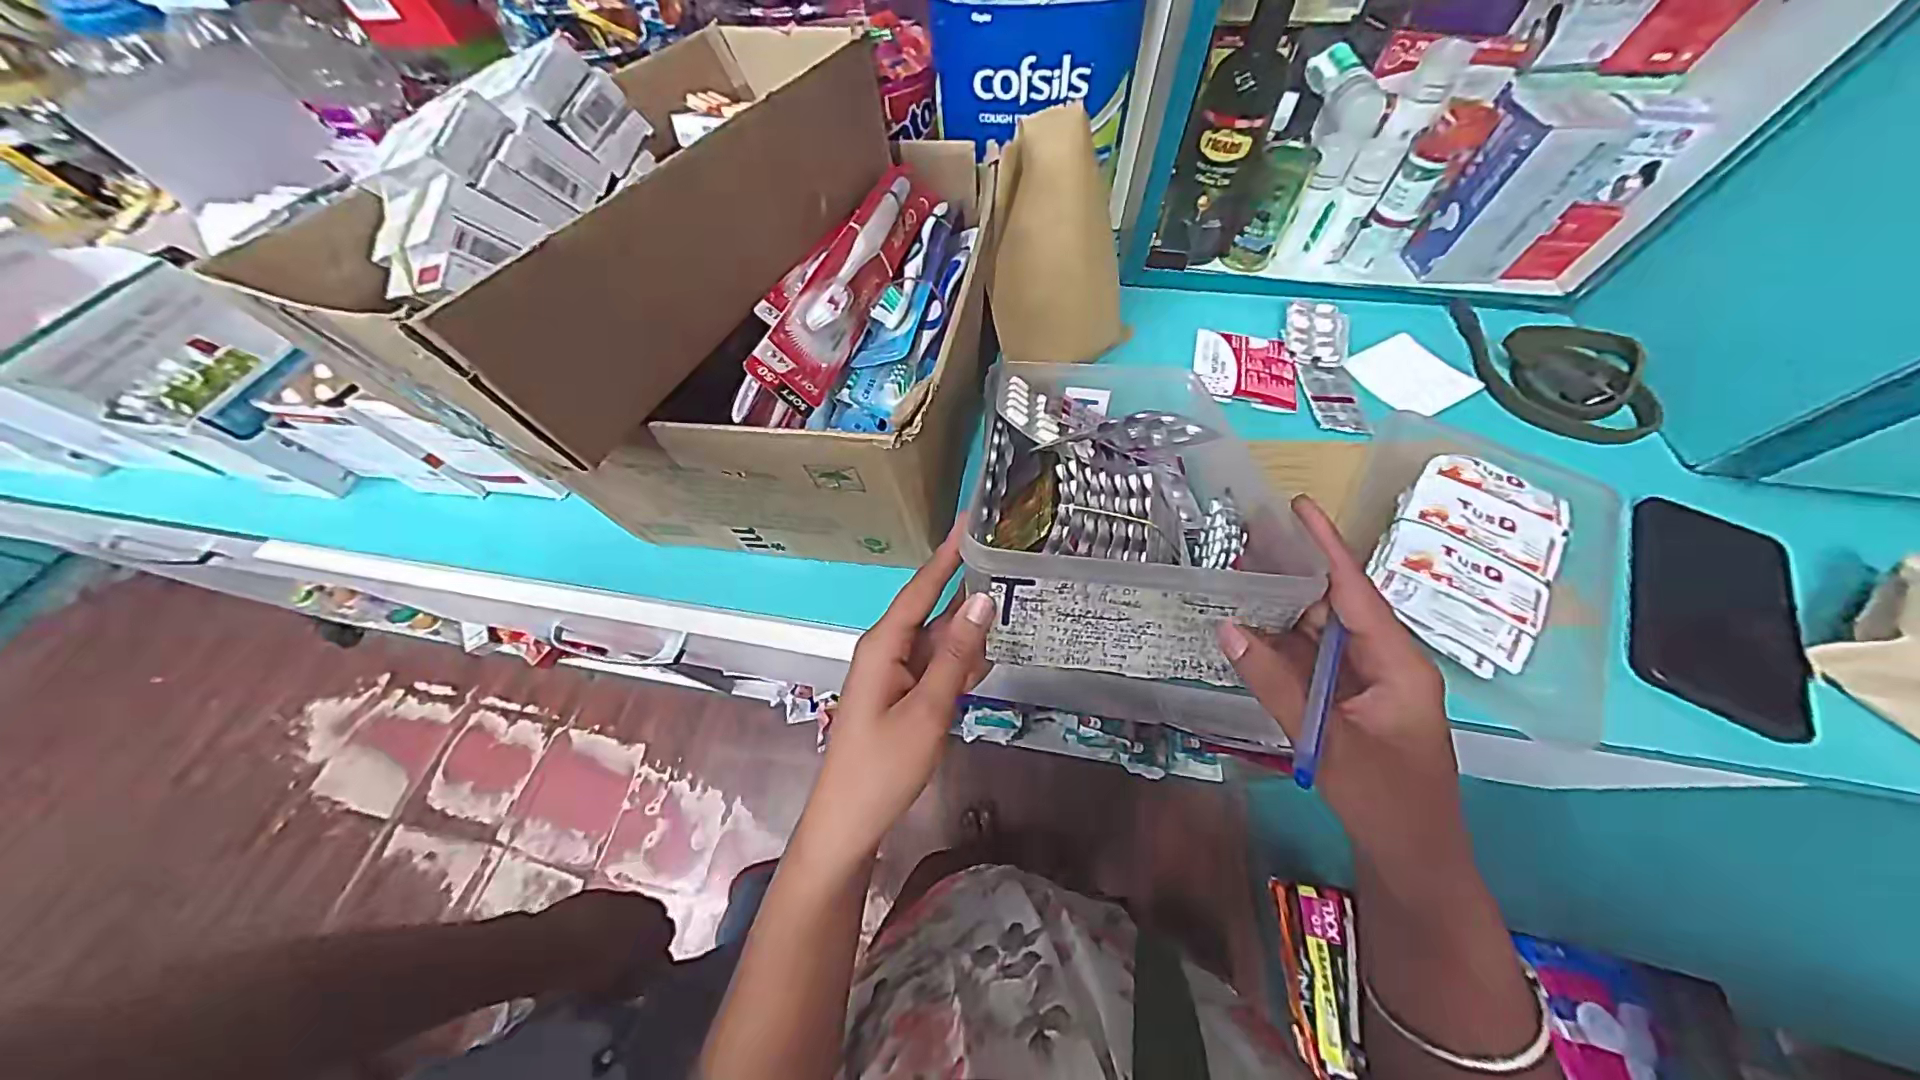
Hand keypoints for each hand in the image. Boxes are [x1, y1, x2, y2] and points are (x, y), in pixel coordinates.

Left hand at [527, 889, 673, 998]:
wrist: (548, 948)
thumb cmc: (589, 973)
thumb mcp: (620, 987)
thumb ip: (639, 982)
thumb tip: (644, 984)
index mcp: (658, 928)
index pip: (666, 937)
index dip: (655, 952)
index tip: (642, 967)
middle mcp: (645, 905)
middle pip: (650, 918)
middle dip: (640, 934)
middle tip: (624, 957)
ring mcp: (618, 896)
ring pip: (628, 911)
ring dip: (620, 926)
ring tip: (602, 950)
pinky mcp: (594, 894)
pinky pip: (606, 908)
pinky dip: (601, 921)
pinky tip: (586, 940)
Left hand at [802, 529, 993, 862]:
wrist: (850, 822)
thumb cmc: (882, 767)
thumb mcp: (927, 709)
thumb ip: (956, 655)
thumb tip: (982, 601)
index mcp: (883, 644)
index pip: (920, 587)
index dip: (947, 553)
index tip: (970, 519)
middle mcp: (887, 650)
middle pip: (933, 611)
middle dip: (967, 593)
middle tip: (1009, 567)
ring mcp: (895, 674)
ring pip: (939, 642)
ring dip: (968, 637)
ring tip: (1010, 614)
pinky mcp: (903, 695)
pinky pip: (936, 668)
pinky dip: (960, 666)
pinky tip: (985, 665)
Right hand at [1215, 495, 1464, 867]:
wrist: (1413, 860)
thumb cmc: (1385, 801)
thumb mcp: (1325, 740)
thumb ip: (1275, 683)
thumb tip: (1228, 629)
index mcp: (1397, 664)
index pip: (1356, 592)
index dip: (1327, 546)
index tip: (1300, 506)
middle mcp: (1384, 663)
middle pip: (1337, 605)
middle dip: (1296, 572)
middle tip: (1249, 541)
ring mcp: (1366, 683)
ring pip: (1321, 634)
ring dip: (1283, 609)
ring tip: (1241, 577)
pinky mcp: (1348, 702)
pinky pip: (1312, 663)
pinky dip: (1281, 646)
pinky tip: (1250, 631)